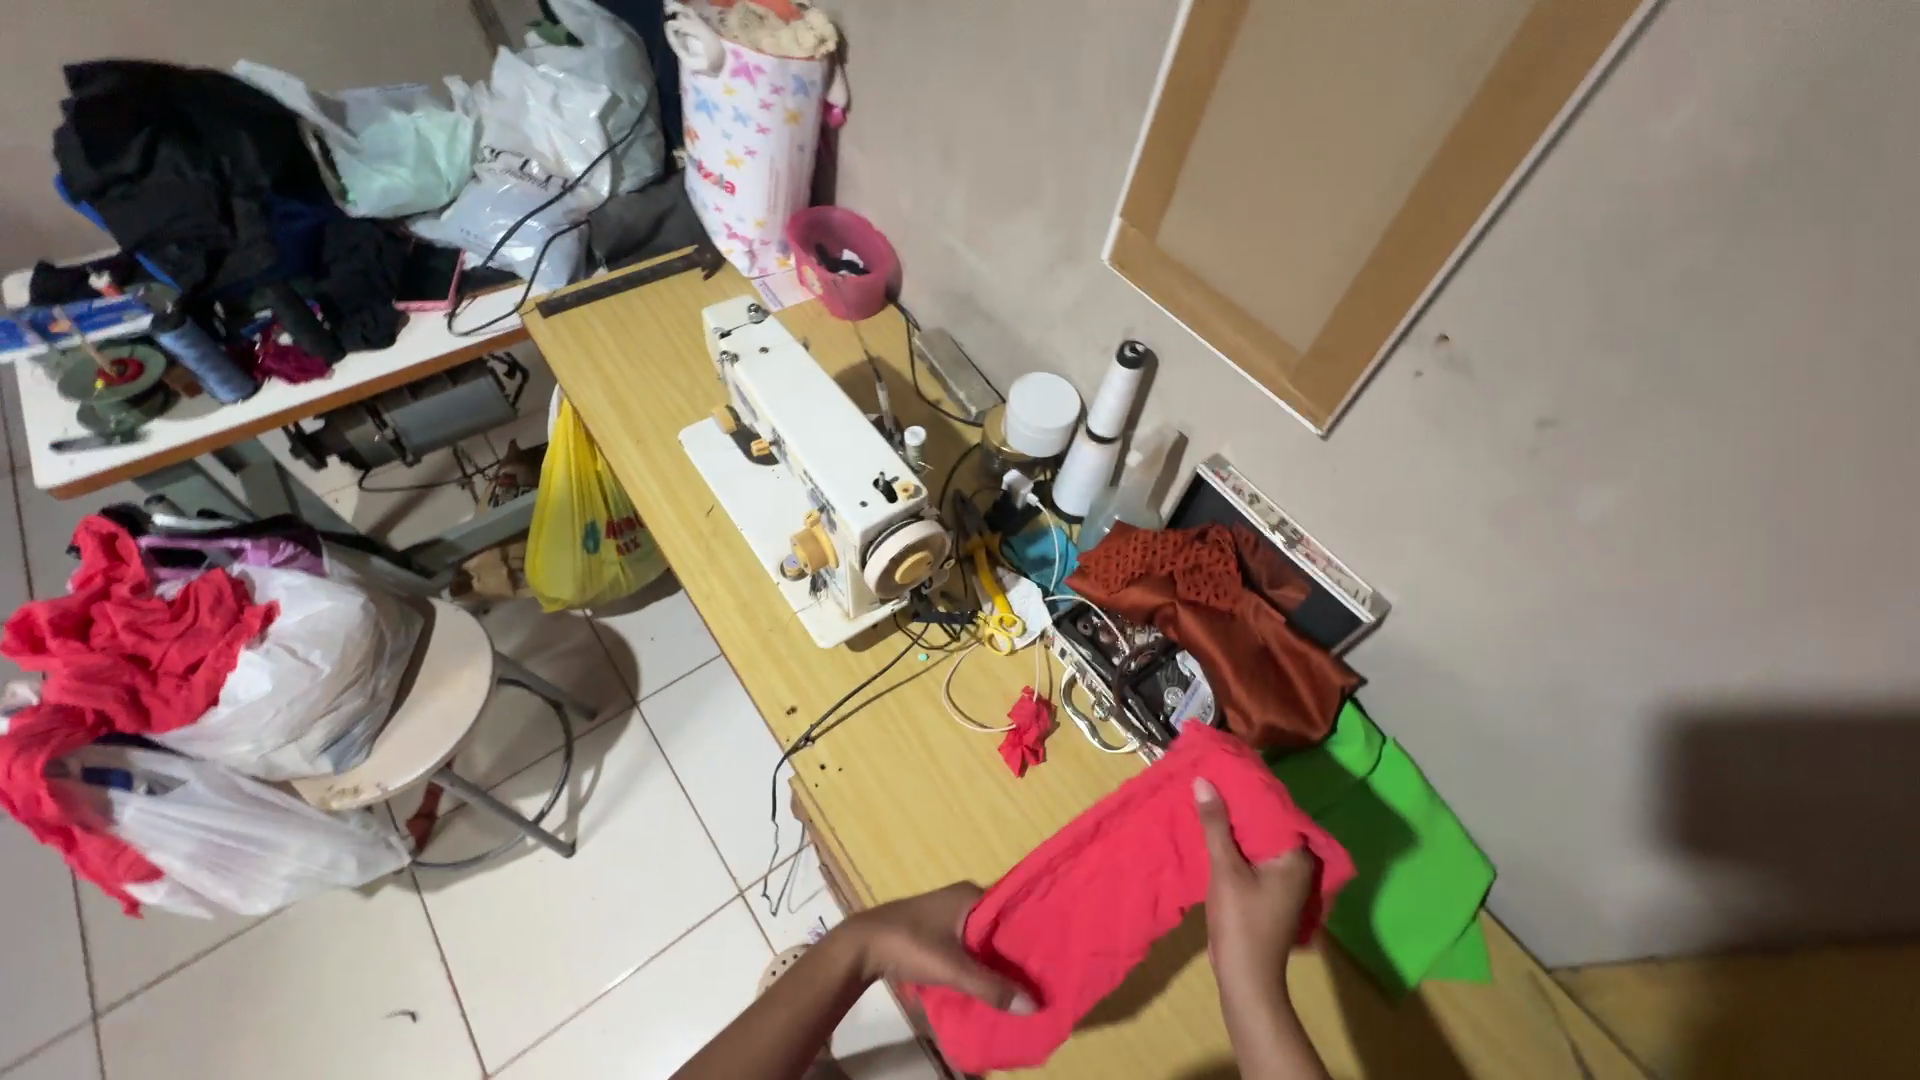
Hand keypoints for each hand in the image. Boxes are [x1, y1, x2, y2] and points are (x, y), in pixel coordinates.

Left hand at [839, 883, 1035, 1013]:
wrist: (863, 945)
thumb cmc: (911, 944)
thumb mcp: (953, 968)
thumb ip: (991, 987)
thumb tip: (1034, 1005)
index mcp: (971, 894)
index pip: (1012, 907)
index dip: (1031, 929)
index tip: (1053, 951)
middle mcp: (963, 898)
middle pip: (999, 924)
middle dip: (1016, 949)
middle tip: (1042, 974)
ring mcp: (948, 913)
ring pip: (983, 936)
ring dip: (996, 957)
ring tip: (1023, 983)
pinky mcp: (937, 930)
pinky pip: (968, 944)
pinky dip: (979, 960)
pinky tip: (991, 982)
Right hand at [1195, 777, 1317, 1003]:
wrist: (1245, 977)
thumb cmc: (1242, 922)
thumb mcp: (1225, 868)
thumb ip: (1216, 824)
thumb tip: (1204, 781)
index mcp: (1296, 857)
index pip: (1277, 810)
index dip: (1252, 788)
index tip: (1228, 766)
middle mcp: (1295, 864)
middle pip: (1266, 823)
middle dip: (1239, 803)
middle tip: (1213, 776)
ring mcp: (1281, 879)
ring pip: (1256, 839)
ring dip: (1234, 822)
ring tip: (1207, 794)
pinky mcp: (1265, 890)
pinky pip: (1250, 854)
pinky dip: (1233, 842)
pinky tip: (1210, 829)